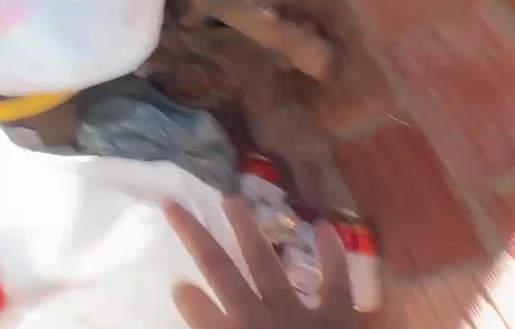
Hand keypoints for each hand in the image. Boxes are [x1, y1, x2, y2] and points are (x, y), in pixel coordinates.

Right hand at [164, 196, 353, 328]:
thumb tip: (189, 298)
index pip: (194, 305)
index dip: (185, 294)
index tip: (179, 285)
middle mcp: (257, 319)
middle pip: (218, 268)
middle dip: (194, 234)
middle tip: (176, 204)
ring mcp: (299, 317)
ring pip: (264, 263)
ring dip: (245, 228)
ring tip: (231, 199)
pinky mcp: (338, 325)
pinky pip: (335, 286)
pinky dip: (332, 257)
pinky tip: (324, 227)